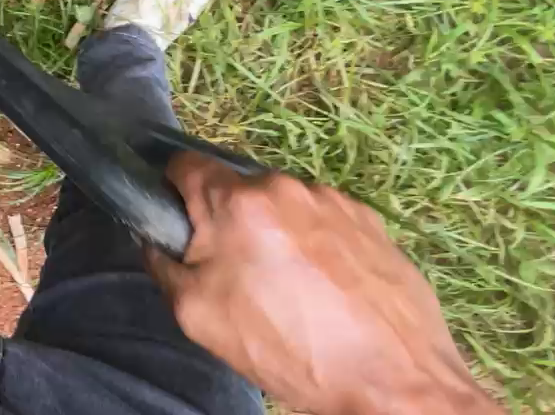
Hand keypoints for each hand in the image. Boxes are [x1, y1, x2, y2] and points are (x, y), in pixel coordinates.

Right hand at [147, 153, 499, 414]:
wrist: (398, 391)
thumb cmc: (286, 349)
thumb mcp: (196, 315)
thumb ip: (161, 263)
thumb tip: (156, 239)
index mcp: (234, 200)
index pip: (182, 163)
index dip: (174, 191)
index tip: (185, 226)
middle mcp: (281, 186)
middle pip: (235, 187)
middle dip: (230, 219)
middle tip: (242, 270)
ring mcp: (332, 200)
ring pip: (281, 203)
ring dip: (276, 229)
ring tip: (294, 284)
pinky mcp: (372, 222)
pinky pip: (324, 218)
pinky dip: (317, 242)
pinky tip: (330, 288)